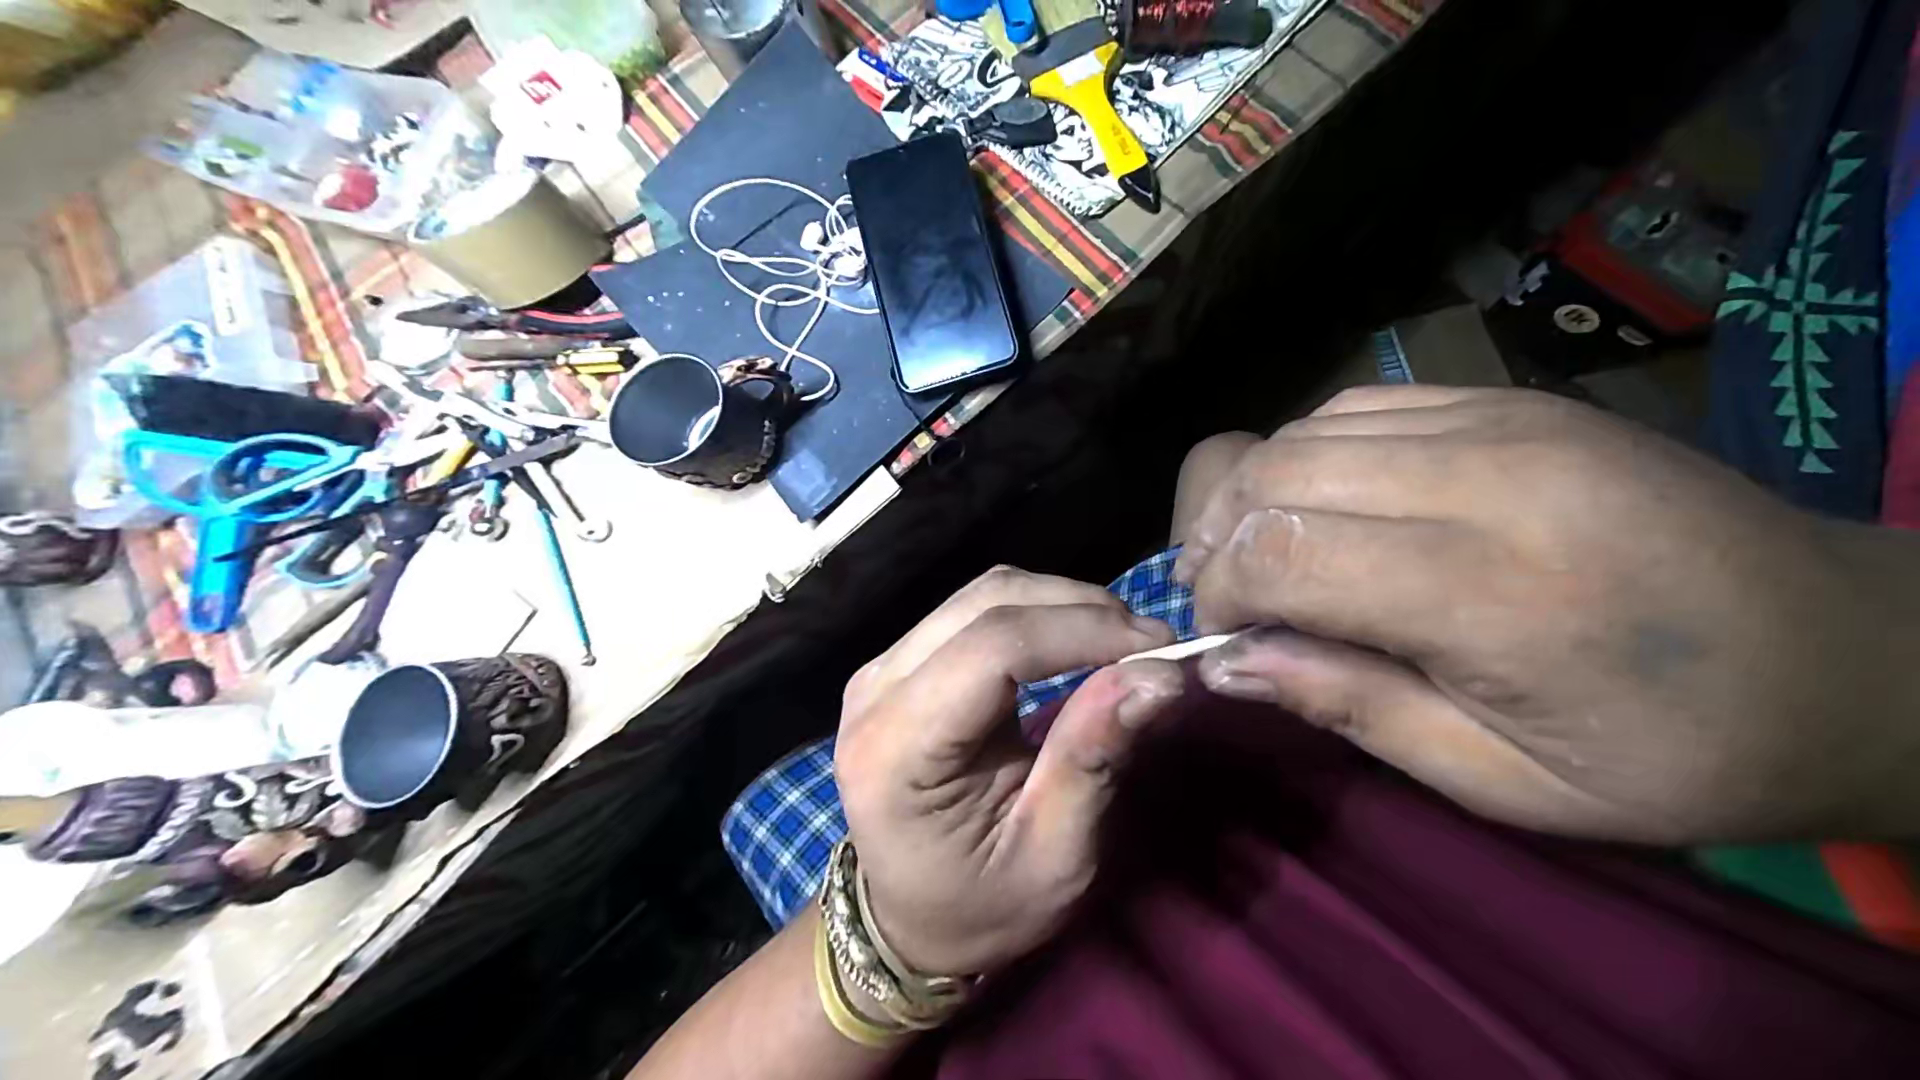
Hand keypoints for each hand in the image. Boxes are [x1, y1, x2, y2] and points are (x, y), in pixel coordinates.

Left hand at [834, 567, 1185, 975]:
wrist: (907, 911)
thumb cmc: (978, 905)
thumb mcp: (1053, 859)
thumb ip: (1093, 758)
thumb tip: (1158, 673)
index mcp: (894, 750)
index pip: (992, 649)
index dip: (1081, 632)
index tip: (1159, 648)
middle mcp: (875, 690)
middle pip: (986, 604)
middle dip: (1080, 609)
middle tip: (1152, 644)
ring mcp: (881, 667)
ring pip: (982, 592)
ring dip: (1061, 602)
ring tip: (1123, 640)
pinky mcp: (900, 659)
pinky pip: (974, 608)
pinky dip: (1037, 611)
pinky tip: (1077, 637)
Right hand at [1174, 386, 1919, 842]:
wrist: (1857, 652)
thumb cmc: (1675, 751)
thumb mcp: (1503, 780)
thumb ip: (1350, 708)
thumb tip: (1225, 662)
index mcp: (1499, 594)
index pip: (1286, 554)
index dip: (1221, 593)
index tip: (1221, 637)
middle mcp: (1492, 479)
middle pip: (1276, 476)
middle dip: (1217, 540)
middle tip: (1221, 595)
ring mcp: (1501, 421)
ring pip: (1300, 434)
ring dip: (1247, 496)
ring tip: (1252, 552)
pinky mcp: (1504, 400)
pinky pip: (1349, 410)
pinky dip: (1301, 459)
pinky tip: (1314, 506)